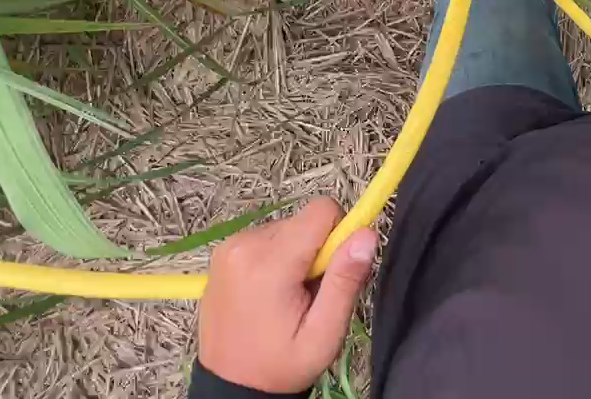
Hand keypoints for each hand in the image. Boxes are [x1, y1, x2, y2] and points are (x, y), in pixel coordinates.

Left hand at [197, 198, 377, 393]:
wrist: (229, 388)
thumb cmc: (280, 365)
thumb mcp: (323, 336)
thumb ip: (345, 281)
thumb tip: (366, 233)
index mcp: (269, 264)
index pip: (322, 210)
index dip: (338, 234)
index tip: (331, 270)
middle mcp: (245, 244)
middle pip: (305, 220)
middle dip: (316, 249)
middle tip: (308, 292)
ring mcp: (229, 246)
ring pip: (289, 226)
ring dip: (296, 253)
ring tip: (287, 294)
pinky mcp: (224, 251)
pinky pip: (268, 235)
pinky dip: (277, 256)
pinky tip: (269, 290)